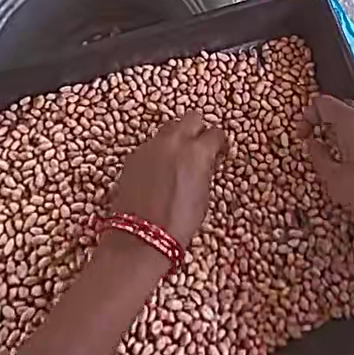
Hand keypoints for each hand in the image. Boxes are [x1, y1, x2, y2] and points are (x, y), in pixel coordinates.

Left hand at [107, 111, 227, 246]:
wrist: (141, 236)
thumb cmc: (177, 221)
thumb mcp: (203, 195)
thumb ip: (205, 169)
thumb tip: (206, 161)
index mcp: (197, 151)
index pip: (215, 133)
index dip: (219, 143)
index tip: (219, 151)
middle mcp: (173, 142)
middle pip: (191, 118)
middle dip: (198, 129)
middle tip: (200, 146)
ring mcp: (151, 146)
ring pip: (169, 128)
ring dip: (177, 137)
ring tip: (179, 158)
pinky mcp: (133, 156)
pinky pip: (151, 144)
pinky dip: (159, 151)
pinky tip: (160, 169)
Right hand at [300, 95, 353, 262]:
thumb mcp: (335, 181)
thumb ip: (318, 155)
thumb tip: (313, 144)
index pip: (325, 103)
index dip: (310, 114)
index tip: (305, 131)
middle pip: (347, 106)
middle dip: (330, 119)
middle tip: (321, 140)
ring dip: (351, 128)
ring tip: (345, 153)